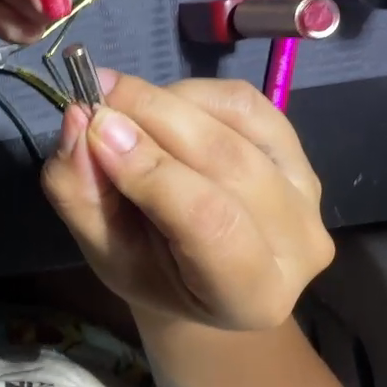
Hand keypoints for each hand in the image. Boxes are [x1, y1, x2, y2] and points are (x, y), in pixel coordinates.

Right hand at [41, 74, 334, 330]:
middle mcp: (299, 247)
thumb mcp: (100, 251)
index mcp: (250, 295)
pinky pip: (245, 103)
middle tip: (93, 96)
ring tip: (117, 102)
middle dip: (151, 116)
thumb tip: (77, 119)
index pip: (209, 221)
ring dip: (166, 101)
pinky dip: (192, 91)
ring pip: (237, 123)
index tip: (93, 126)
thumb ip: (79, 193)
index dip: (150, 169)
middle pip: (227, 161)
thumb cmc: (148, 272)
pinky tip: (157, 103)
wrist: (198, 274)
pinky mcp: (301, 151)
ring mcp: (308, 196)